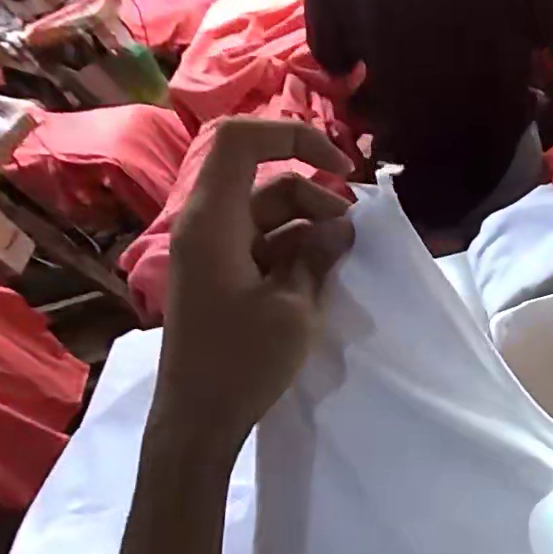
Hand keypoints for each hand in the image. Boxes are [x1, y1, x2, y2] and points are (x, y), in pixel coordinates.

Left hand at [161, 118, 354, 427]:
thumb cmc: (242, 360)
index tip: (343, 168)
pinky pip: (263, 247)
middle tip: (353, 235)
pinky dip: (294, 252)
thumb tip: (342, 227)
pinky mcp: (222, 279)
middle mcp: (207, 226)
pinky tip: (322, 276)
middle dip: (316, 198)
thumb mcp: (293, 306)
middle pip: (266, 183)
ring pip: (268, 217)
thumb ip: (317, 257)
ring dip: (309, 228)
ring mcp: (213, 253)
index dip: (294, 136)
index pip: (243, 140)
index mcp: (213, 220)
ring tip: (343, 258)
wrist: (199, 417)